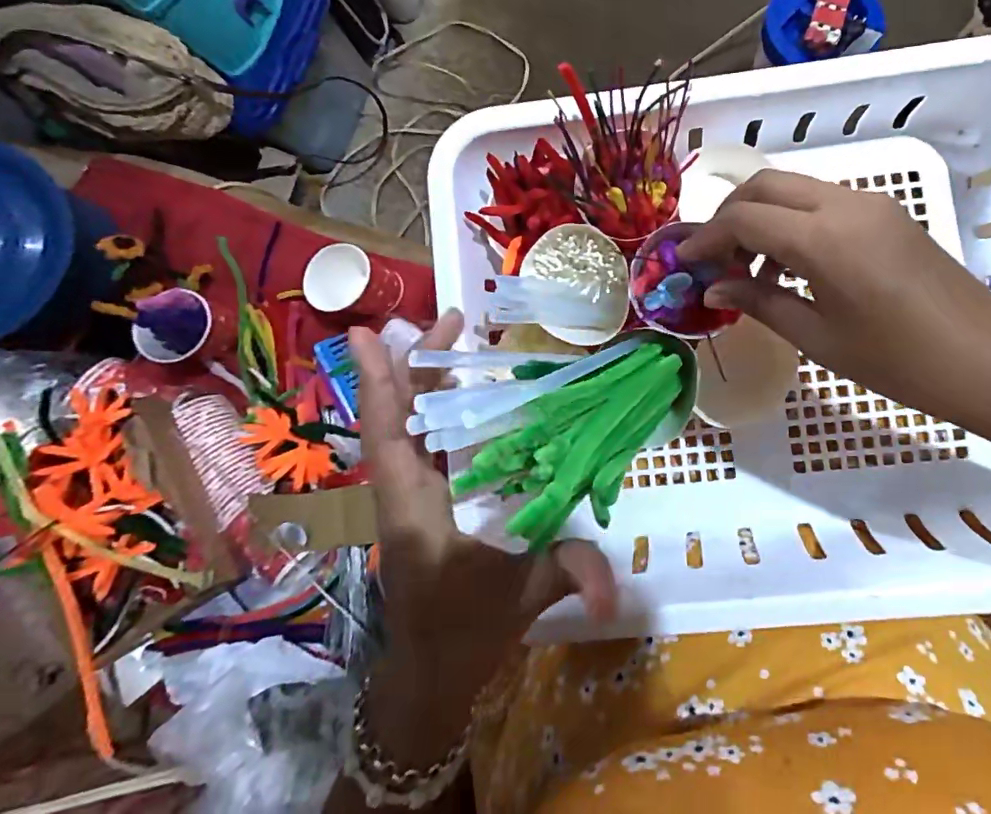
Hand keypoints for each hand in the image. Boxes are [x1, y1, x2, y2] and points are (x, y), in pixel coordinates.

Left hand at [348, 313, 614, 686]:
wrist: (434, 671)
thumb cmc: (468, 631)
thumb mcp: (523, 600)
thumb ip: (571, 578)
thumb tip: (616, 593)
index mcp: (414, 511)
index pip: (389, 438)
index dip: (379, 386)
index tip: (374, 335)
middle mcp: (406, 494)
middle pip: (399, 416)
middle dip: (419, 364)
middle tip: (455, 319)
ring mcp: (414, 495)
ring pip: (411, 425)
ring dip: (428, 380)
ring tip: (460, 339)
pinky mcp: (428, 501)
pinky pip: (427, 442)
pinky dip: (442, 408)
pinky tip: (471, 392)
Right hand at [679, 170, 990, 432]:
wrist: (988, 362)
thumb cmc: (899, 362)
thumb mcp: (819, 338)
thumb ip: (761, 301)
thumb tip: (716, 287)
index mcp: (823, 236)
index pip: (744, 217)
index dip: (707, 237)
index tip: (686, 262)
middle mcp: (845, 203)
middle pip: (766, 186)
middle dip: (730, 216)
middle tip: (716, 261)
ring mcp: (872, 204)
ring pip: (796, 189)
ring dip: (764, 217)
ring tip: (754, 270)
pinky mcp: (889, 214)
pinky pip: (826, 202)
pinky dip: (796, 222)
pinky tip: (795, 266)